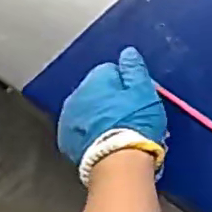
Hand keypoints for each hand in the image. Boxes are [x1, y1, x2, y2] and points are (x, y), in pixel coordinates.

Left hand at [57, 47, 167, 166]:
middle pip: (96, 90)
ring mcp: (68, 119)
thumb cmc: (136, 121)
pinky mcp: (66, 140)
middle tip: (133, 111)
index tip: (139, 94)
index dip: (127, 81)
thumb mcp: (144, 92)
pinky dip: (92, 129)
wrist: (119, 158)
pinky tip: (108, 137)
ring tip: (121, 126)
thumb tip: (127, 53)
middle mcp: (75, 97)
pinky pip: (81, 127)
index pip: (110, 70)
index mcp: (94, 83)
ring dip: (101, 113)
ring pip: (88, 109)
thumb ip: (135, 70)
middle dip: (112, 97)